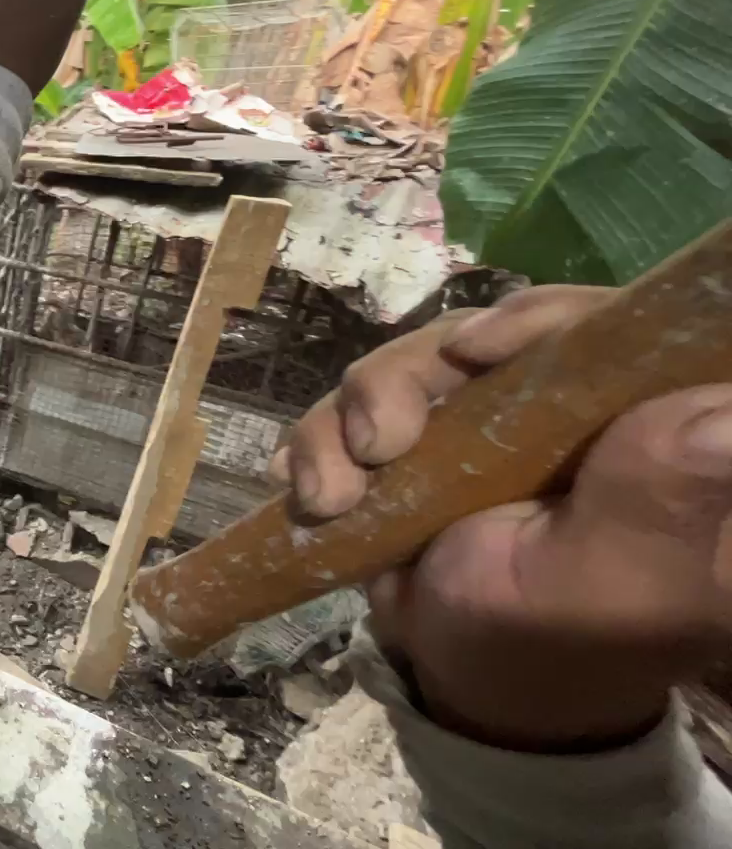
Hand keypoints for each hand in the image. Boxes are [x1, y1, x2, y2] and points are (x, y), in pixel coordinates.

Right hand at [275, 286, 731, 751]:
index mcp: (639, 436)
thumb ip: (653, 503)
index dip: (539, 321)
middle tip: (371, 450)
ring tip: (326, 498)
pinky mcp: (407, 432)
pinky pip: (340, 409)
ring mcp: (471, 418)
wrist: (457, 669)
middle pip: (469, 340)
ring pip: (391, 370)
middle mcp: (556, 411)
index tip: (468, 351)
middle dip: (397, 385)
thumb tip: (724, 410)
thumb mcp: (604, 587)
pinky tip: (300, 489)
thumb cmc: (549, 643)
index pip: (609, 335)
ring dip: (336, 426)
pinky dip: (309, 446)